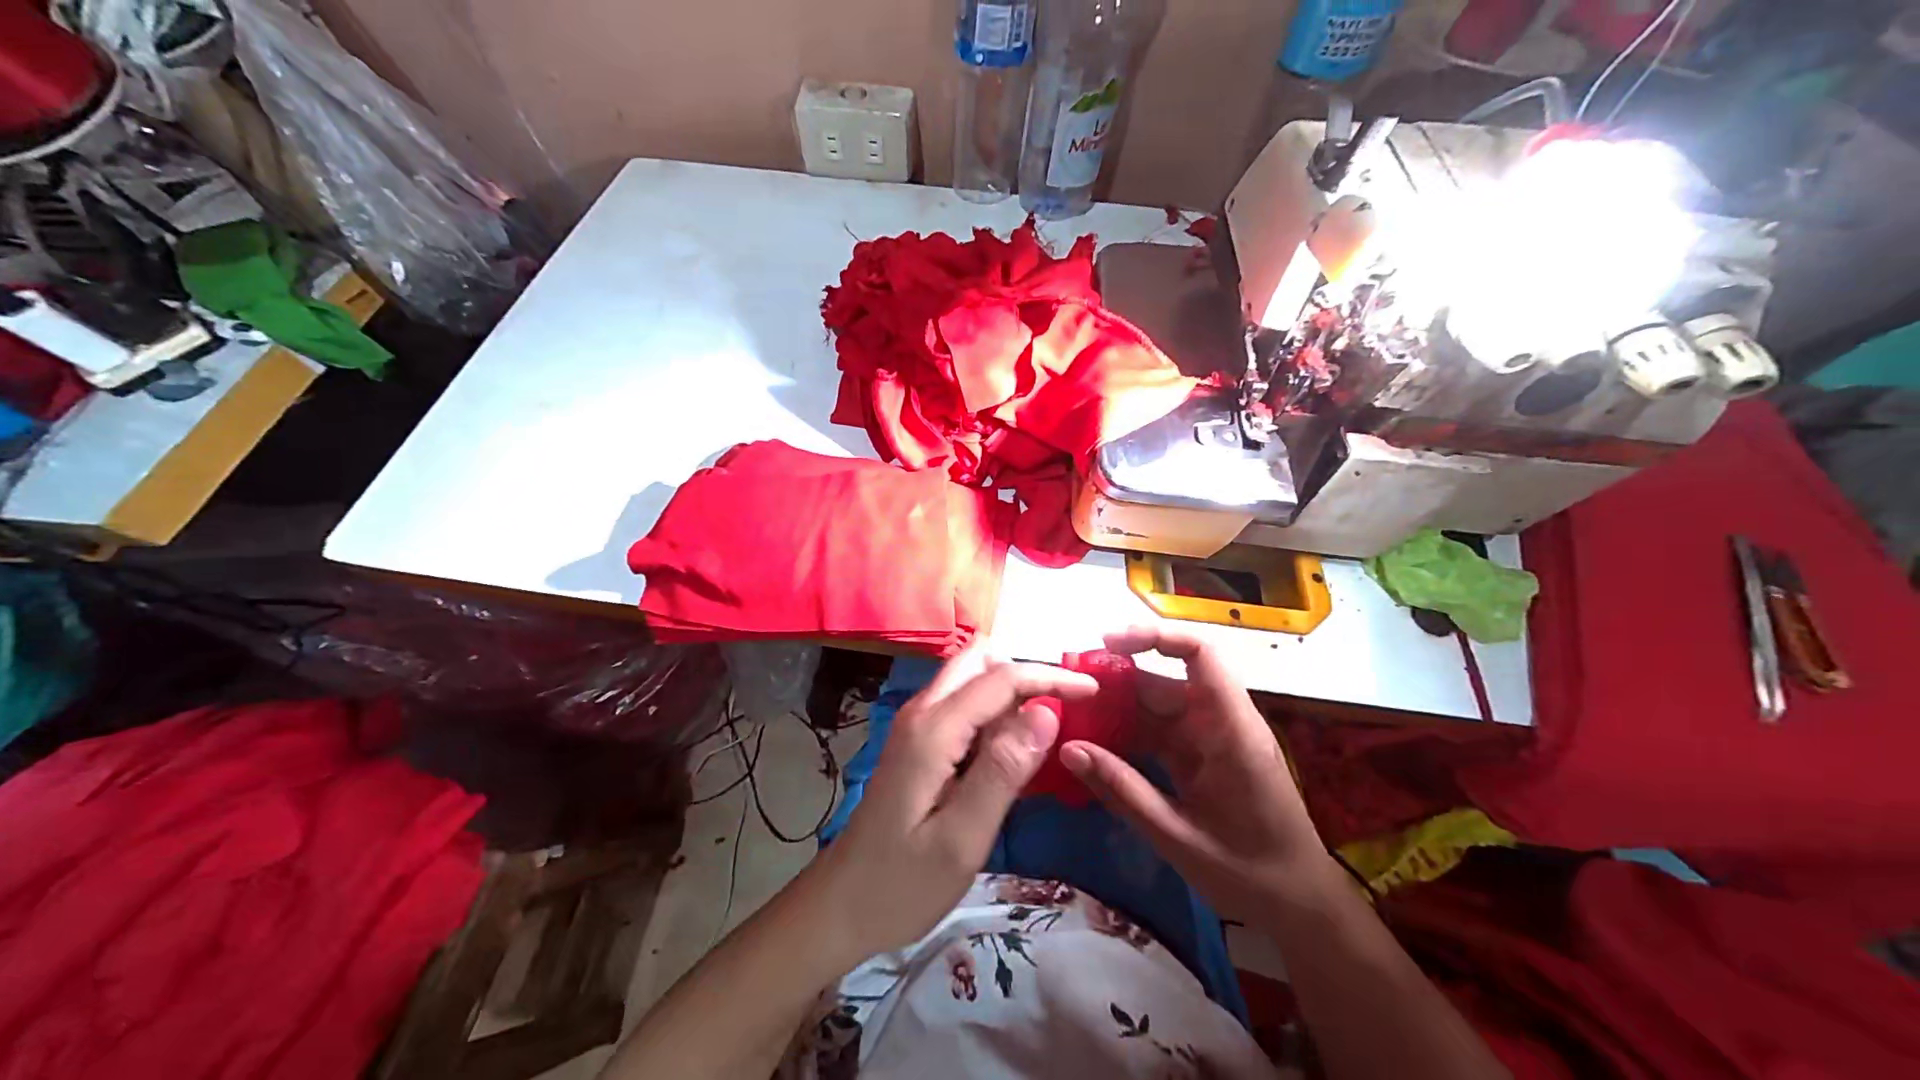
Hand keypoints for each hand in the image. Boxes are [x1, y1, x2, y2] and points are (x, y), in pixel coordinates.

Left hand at [805, 648, 1097, 962]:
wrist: (841, 905)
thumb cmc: (902, 883)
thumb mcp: (962, 838)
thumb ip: (1004, 771)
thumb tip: (1046, 711)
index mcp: (934, 730)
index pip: (1001, 678)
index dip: (1049, 677)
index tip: (1094, 694)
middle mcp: (922, 714)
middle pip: (979, 662)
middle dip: (1028, 671)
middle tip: (1071, 703)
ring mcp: (916, 727)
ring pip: (970, 680)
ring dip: (1012, 688)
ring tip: (1052, 722)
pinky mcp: (918, 745)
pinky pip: (963, 706)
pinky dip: (995, 711)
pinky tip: (1016, 746)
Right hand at [1059, 626, 1333, 921]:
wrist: (1301, 908)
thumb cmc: (1251, 873)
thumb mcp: (1178, 836)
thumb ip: (1123, 790)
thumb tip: (1068, 748)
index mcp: (1231, 730)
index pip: (1200, 655)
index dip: (1155, 637)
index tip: (1107, 643)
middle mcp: (1222, 724)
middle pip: (1166, 682)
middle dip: (1116, 681)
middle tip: (1065, 691)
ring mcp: (1212, 741)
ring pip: (1158, 708)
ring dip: (1117, 710)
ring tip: (1070, 716)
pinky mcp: (1203, 760)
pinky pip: (1160, 734)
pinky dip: (1129, 736)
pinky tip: (1094, 744)